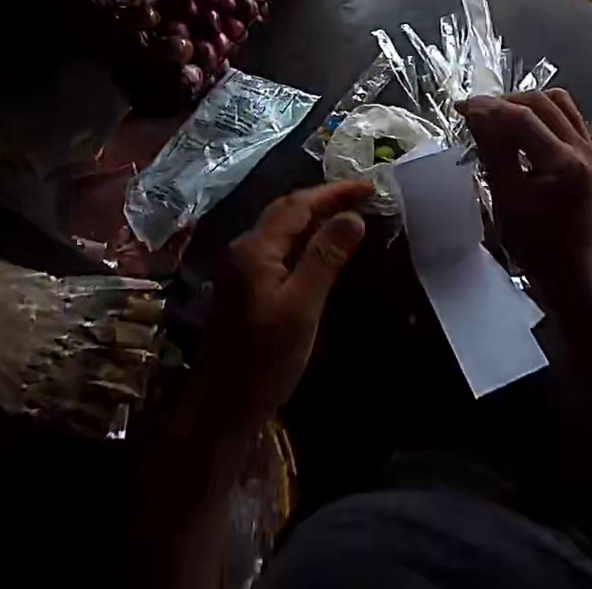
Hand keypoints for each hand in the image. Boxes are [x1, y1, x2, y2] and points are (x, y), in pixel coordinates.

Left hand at [199, 180, 373, 424]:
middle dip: (324, 199)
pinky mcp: (245, 285)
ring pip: (282, 229)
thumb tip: (352, 216)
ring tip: (349, 213)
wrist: (223, 407)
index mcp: (255, 249)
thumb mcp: (302, 307)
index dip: (333, 192)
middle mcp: (244, 249)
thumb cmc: (265, 359)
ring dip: (315, 218)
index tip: (368, 185)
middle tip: (362, 195)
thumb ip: (325, 258)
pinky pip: (279, 248)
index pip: (298, 205)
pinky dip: (305, 240)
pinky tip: (322, 248)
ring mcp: (242, 267)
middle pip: (287, 211)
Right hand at [458, 90, 591, 293]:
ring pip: (559, 103)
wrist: (571, 270)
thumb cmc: (533, 241)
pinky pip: (569, 118)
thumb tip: (474, 113)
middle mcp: (585, 150)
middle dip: (506, 101)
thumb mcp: (505, 196)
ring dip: (527, 103)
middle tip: (477, 113)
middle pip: (543, 102)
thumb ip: (493, 149)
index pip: (522, 117)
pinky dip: (544, 114)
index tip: (461, 107)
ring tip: (500, 117)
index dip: (488, 107)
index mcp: (563, 164)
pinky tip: (524, 130)